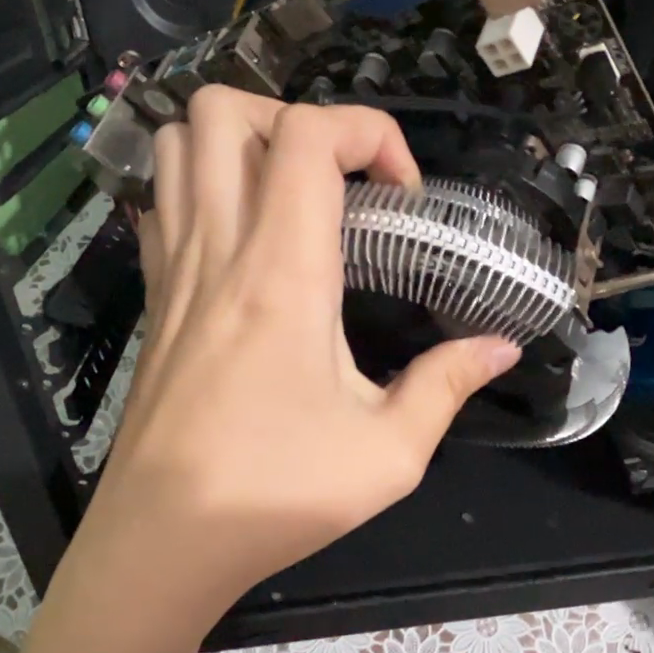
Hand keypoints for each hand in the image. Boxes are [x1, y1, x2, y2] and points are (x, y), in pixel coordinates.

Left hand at [80, 86, 518, 610]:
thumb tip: (501, 348)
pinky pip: (161, 199)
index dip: (371, 133)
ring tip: (292, 194)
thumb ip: (447, 386)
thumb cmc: (275, 496)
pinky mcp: (152, 295)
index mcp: (283, 274)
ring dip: (241, 141)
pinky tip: (244, 235)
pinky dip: (201, 183)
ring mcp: (172, 268)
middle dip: (297, 118)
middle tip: (342, 180)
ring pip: (179, 143)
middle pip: (224, 110)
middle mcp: (218, 249)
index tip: (405, 196)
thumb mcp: (388, 454)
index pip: (310, 135)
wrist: (160, 542)